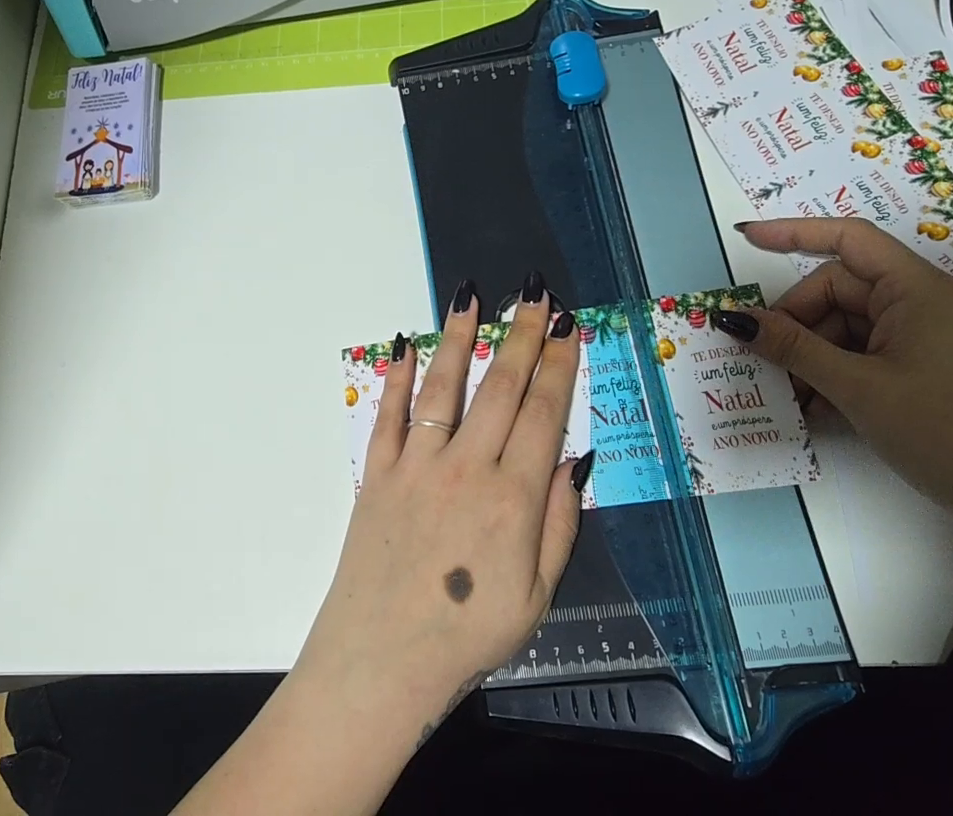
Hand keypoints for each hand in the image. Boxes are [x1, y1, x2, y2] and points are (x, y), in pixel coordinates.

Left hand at [298, 274, 589, 741]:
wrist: (382, 659)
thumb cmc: (467, 635)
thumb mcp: (538, 594)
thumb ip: (560, 522)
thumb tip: (575, 459)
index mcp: (513, 498)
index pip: (543, 413)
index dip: (558, 365)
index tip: (567, 326)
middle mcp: (466, 469)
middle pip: (500, 388)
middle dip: (520, 335)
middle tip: (533, 292)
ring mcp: (417, 466)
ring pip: (443, 388)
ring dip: (458, 339)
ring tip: (470, 297)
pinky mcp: (378, 474)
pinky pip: (388, 415)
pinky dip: (395, 378)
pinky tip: (402, 346)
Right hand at [722, 218, 952, 622]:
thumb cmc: (945, 433)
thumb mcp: (858, 389)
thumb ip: (792, 348)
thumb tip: (733, 318)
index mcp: (920, 290)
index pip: (849, 240)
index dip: (793, 232)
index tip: (745, 238)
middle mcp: (931, 302)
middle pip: (844, 290)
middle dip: (799, 322)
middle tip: (766, 362)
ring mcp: (939, 336)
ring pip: (855, 326)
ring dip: (816, 355)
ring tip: (793, 398)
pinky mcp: (942, 367)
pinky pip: (876, 352)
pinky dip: (842, 371)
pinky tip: (821, 408)